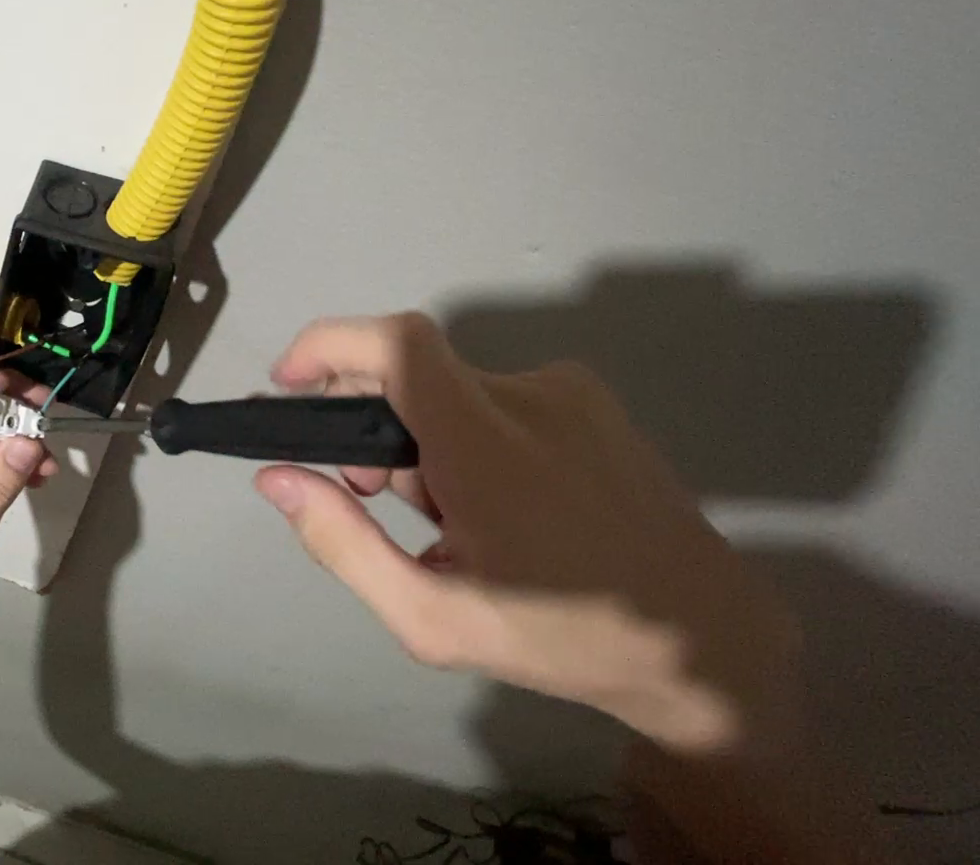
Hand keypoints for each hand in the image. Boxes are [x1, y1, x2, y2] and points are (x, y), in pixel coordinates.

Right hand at [255, 314, 796, 755]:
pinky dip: (459, 435)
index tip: (287, 380)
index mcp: (487, 445)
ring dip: (414, 437)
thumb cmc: (562, 635)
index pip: (397, 344)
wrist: (714, 646)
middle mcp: (529, 396)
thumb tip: (275, 478)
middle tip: (362, 489)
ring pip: (447, 390)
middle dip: (362, 418)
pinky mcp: (592, 402)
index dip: (329, 344)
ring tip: (438, 516)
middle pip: (407, 371)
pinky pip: (490, 398)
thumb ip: (343, 543)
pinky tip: (485, 501)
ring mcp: (569, 394)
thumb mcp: (431, 617)